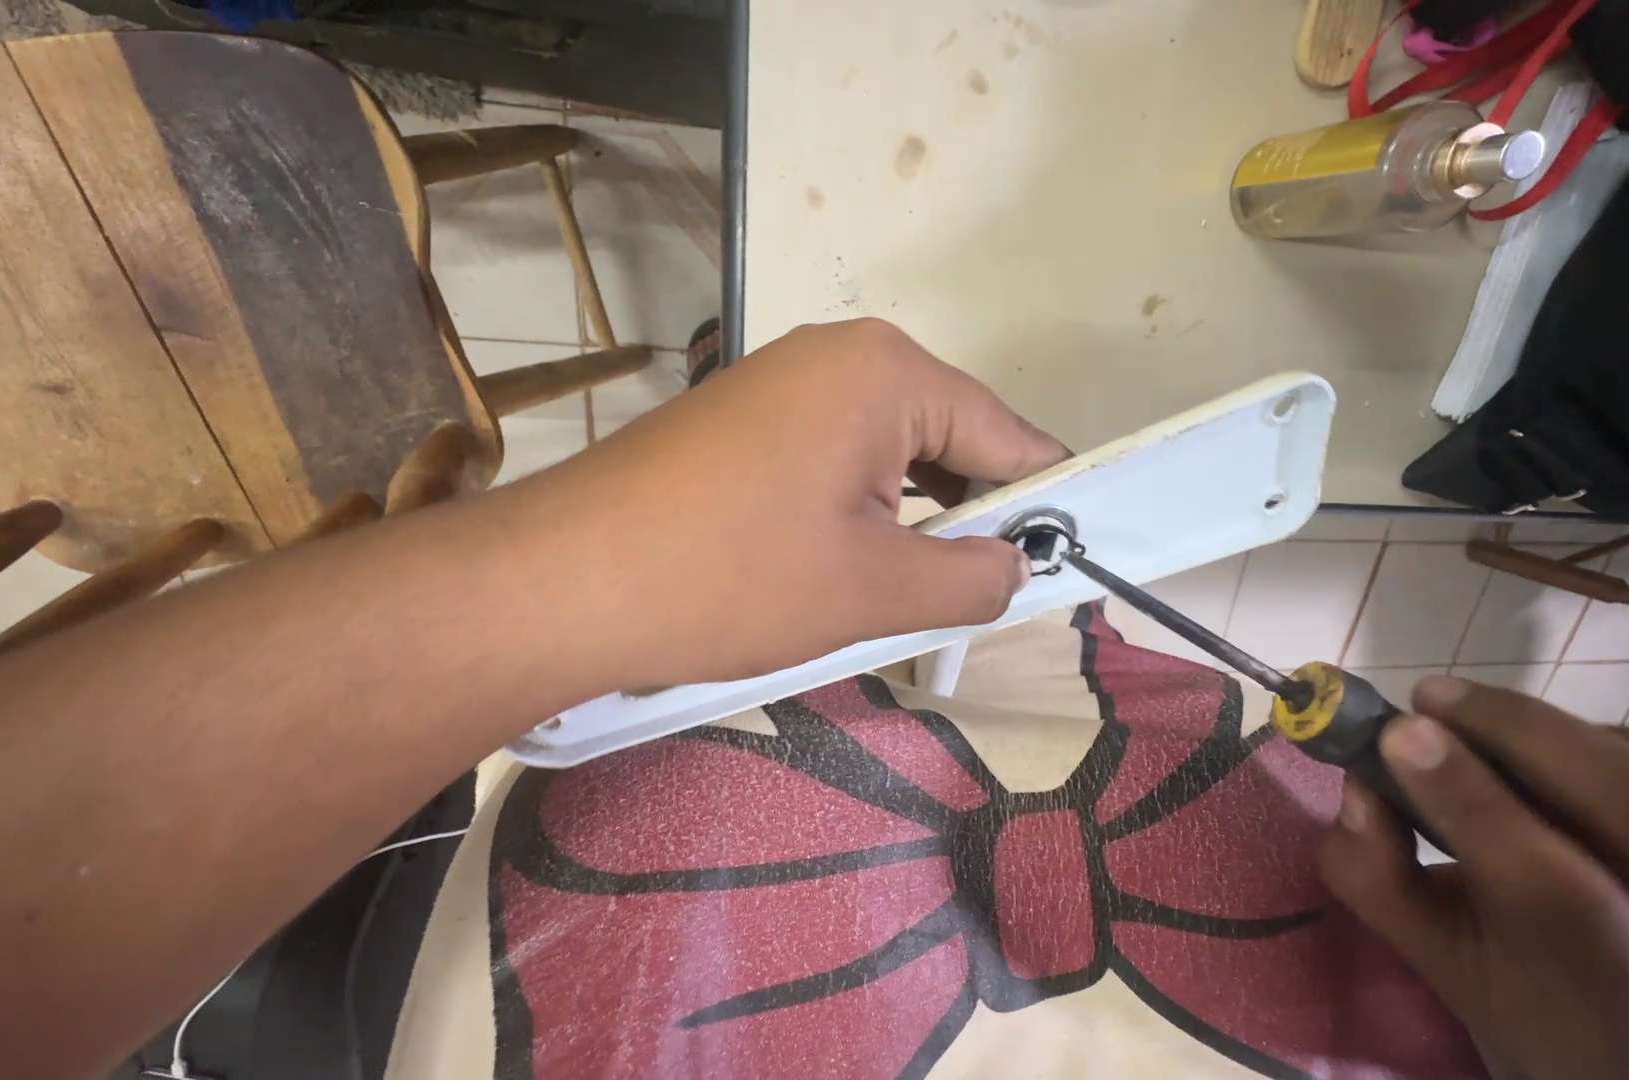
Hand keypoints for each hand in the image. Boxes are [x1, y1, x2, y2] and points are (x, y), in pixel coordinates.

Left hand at [534, 318, 1067, 691]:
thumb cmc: (732, 579)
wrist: (560, 582)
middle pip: (947, 436)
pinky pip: (836, 458)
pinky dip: (861, 510)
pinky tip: (851, 565)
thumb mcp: (874, 592)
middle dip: (973, 513)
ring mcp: (784, 382)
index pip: (1005, 432)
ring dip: (913, 519)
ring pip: (890, 452)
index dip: (1043, 500)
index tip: (1068, 558)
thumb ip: (972, 576)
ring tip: (914, 589)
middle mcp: (840, 355)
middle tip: (982, 591)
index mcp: (887, 372)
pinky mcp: (746, 419)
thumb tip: (1015, 566)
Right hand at [1320, 675, 1628, 1079]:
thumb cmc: (1536, 1000)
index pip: (1561, 898)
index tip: (1401, 731)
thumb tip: (1362, 780)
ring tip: (1510, 730)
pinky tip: (1597, 752)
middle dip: (1531, 734)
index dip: (1475, 801)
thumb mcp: (1437, 957)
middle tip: (1442, 696)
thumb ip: (1376, 876)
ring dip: (1585, 735)